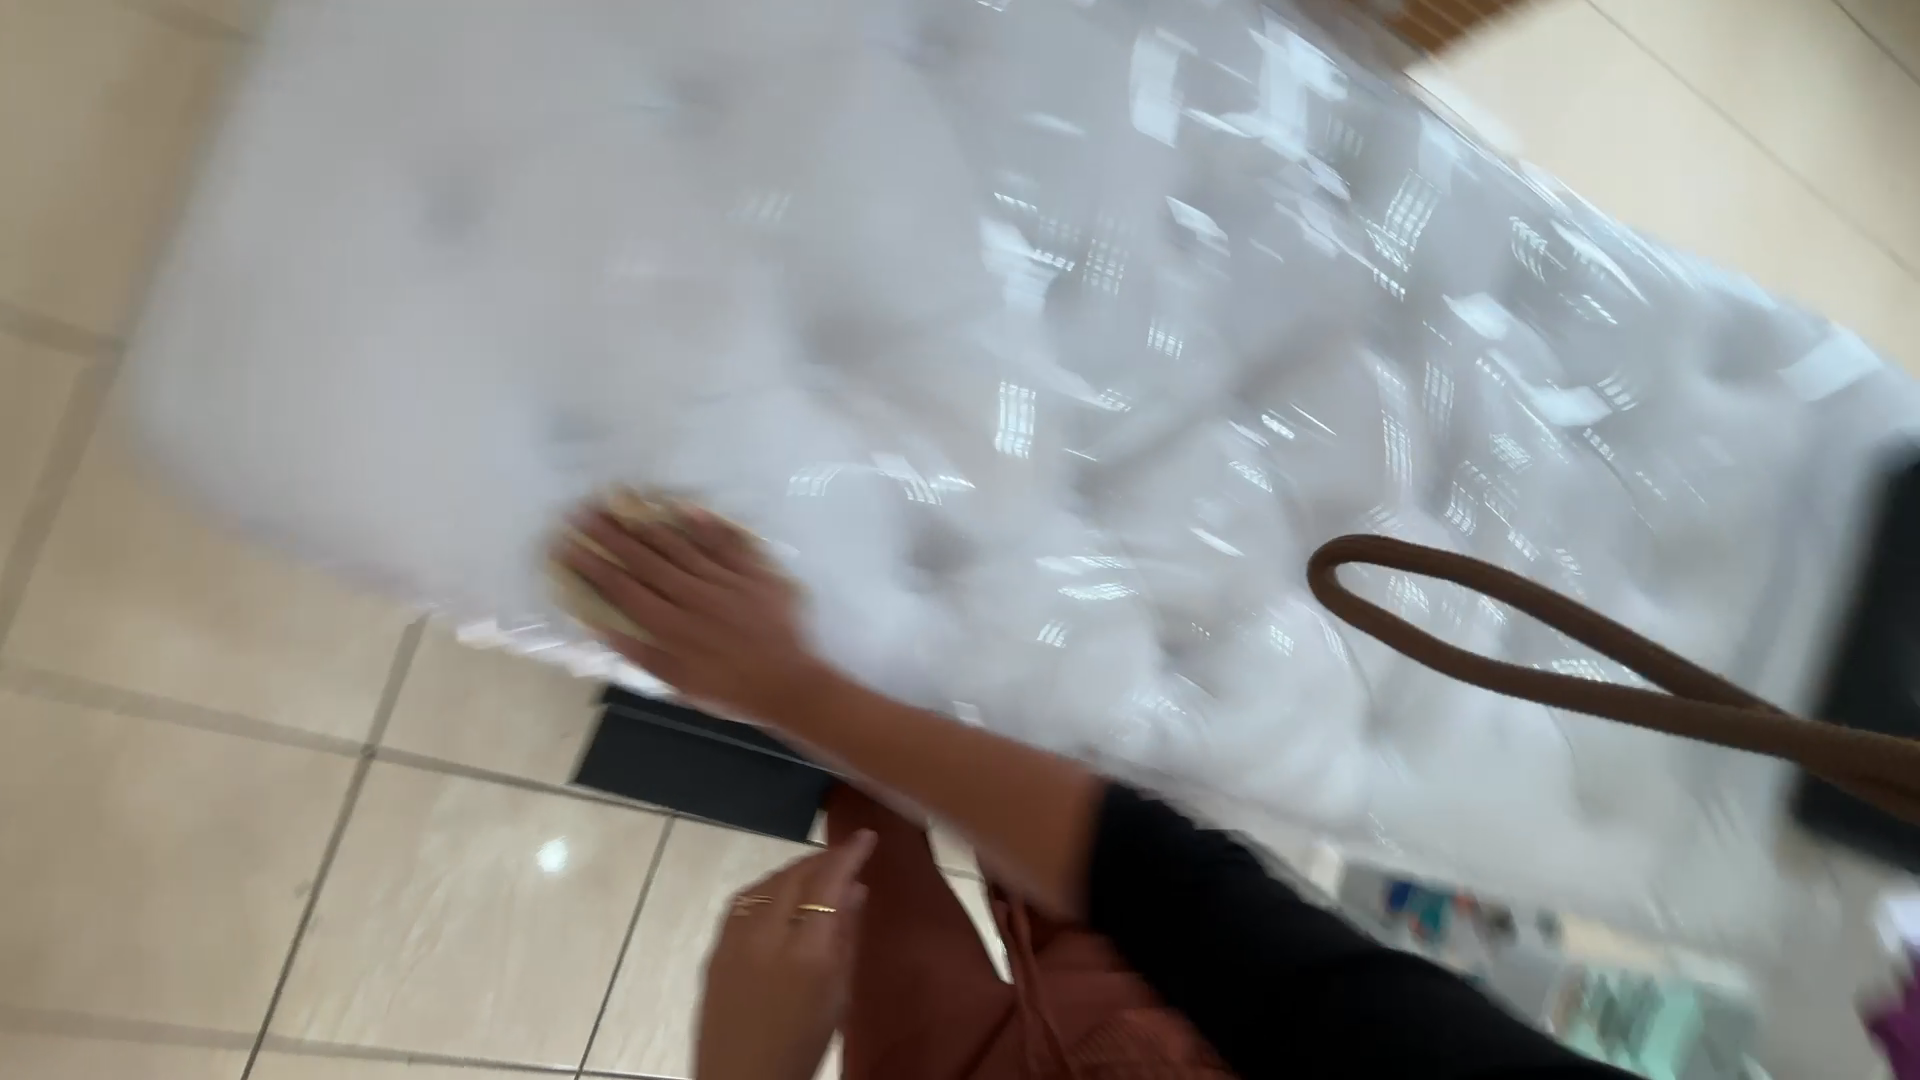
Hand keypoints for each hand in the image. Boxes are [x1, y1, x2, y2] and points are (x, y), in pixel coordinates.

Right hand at [557, 498, 834, 720]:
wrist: (789, 683)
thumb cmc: (731, 689)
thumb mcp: (679, 683)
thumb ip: (641, 654)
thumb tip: (600, 627)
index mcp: (671, 625)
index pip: (623, 588)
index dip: (593, 565)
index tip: (568, 545)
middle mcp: (693, 596)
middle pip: (646, 560)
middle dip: (612, 535)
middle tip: (585, 512)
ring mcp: (726, 581)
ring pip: (682, 547)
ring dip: (649, 525)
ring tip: (623, 505)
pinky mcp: (755, 573)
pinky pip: (728, 543)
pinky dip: (706, 525)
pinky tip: (685, 509)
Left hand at [694, 831, 875, 1079]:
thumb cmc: (802, 1046)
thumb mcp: (838, 995)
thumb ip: (846, 936)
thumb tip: (855, 888)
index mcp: (805, 954)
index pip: (829, 884)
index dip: (849, 854)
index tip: (866, 836)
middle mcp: (766, 937)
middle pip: (797, 875)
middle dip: (824, 858)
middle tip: (846, 854)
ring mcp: (734, 941)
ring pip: (769, 882)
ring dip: (796, 870)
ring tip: (817, 871)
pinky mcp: (714, 950)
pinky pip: (745, 901)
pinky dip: (769, 888)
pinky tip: (780, 894)